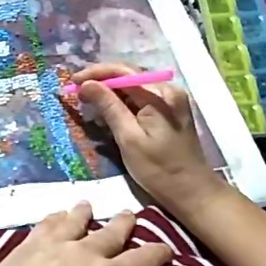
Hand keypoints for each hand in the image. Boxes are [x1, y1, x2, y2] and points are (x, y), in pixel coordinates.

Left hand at [0, 203, 204, 265]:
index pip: (140, 262)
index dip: (156, 256)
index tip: (167, 248)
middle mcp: (79, 255)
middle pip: (107, 235)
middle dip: (123, 226)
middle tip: (133, 214)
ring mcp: (45, 249)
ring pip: (72, 223)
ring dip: (85, 214)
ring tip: (90, 205)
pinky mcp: (18, 251)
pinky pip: (42, 226)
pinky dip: (53, 218)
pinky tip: (51, 217)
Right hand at [71, 63, 227, 212]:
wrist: (192, 193)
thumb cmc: (159, 169)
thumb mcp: (128, 138)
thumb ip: (108, 106)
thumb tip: (86, 84)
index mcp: (160, 95)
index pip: (122, 72)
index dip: (95, 74)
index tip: (72, 82)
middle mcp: (168, 90)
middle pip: (128, 75)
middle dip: (100, 81)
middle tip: (76, 90)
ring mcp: (171, 100)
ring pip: (132, 86)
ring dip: (109, 91)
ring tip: (87, 100)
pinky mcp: (169, 111)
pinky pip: (140, 98)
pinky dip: (122, 101)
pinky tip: (107, 110)